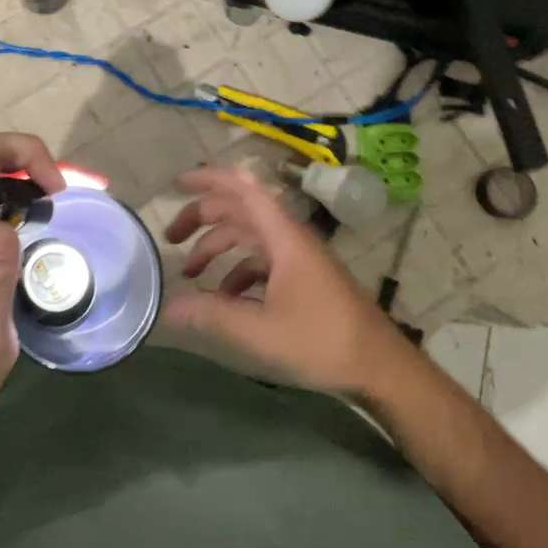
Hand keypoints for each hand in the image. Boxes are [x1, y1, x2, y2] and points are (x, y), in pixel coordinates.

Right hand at [162, 164, 407, 394]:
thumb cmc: (322, 341)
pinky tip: (225, 299)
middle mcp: (290, 239)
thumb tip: (167, 308)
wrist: (381, 367)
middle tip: (170, 239)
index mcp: (283, 238)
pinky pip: (263, 262)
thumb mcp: (260, 331)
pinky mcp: (305, 280)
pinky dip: (237, 272)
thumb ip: (211, 315)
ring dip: (218, 248)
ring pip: (250, 238)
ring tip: (190, 274)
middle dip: (202, 219)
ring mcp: (300, 259)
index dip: (208, 180)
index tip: (176, 184)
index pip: (242, 190)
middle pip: (240, 212)